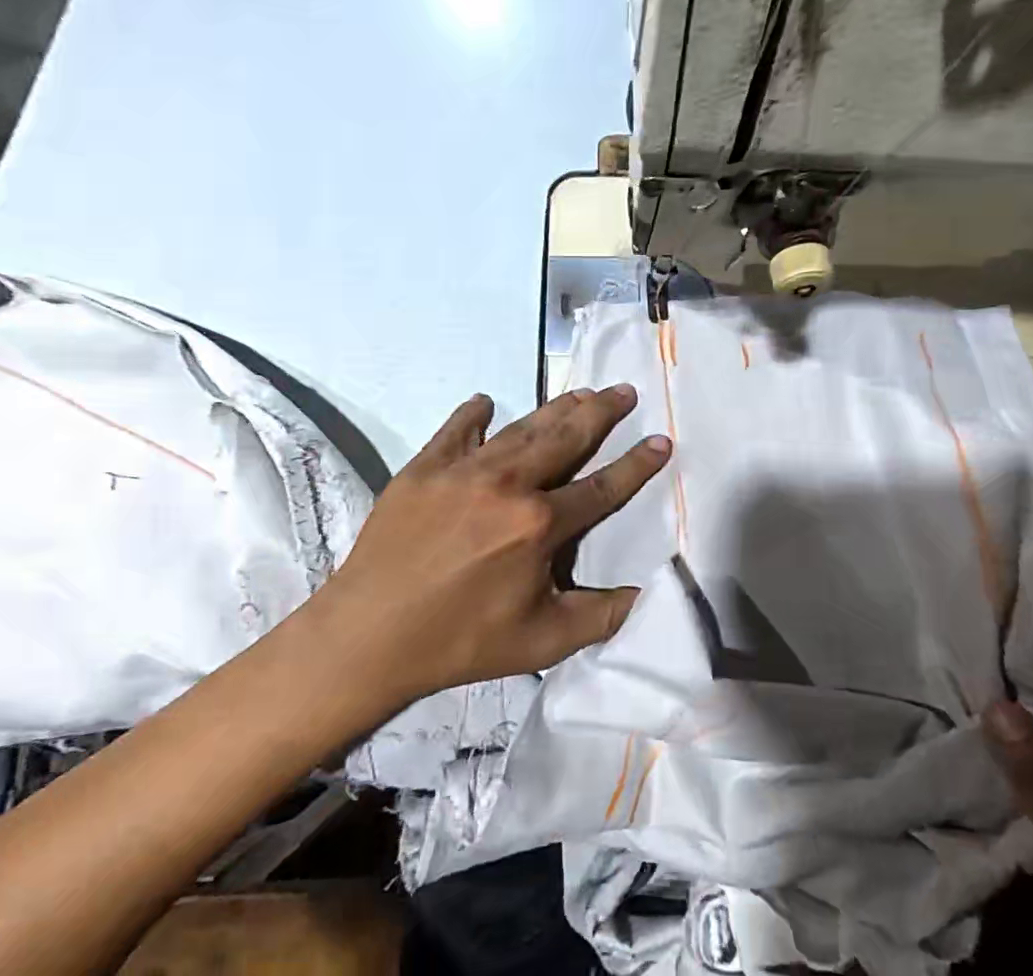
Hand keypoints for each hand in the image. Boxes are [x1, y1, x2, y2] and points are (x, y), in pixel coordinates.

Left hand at [306, 385, 670, 703]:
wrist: (371, 633)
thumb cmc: (462, 641)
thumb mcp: (544, 640)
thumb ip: (603, 616)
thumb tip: (648, 595)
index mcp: (539, 525)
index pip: (601, 488)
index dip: (636, 465)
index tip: (661, 440)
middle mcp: (506, 484)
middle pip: (565, 438)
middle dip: (600, 413)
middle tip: (623, 390)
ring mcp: (461, 470)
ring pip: (519, 428)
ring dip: (554, 408)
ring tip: (580, 392)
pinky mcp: (423, 468)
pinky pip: (455, 430)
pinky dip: (473, 414)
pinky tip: (485, 402)